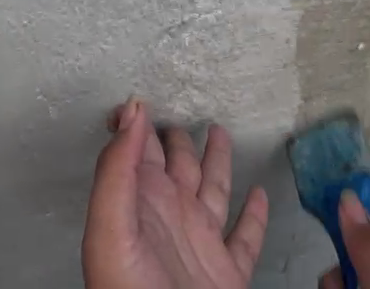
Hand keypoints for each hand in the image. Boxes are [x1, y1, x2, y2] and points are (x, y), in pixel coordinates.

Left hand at [83, 98, 269, 288]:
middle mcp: (170, 215)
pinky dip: (255, 217)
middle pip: (176, 162)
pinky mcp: (227, 274)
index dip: (132, 122)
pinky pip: (246, 239)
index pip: (134, 148)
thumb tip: (132, 110)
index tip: (137, 97)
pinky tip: (259, 196)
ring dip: (217, 161)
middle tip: (182, 107)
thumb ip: (118, 168)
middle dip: (177, 137)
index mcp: (140, 200)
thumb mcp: (109, 226)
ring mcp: (200, 243)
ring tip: (219, 132)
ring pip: (213, 190)